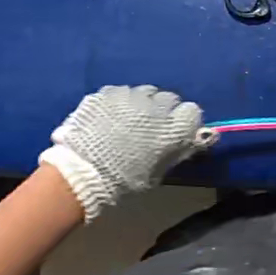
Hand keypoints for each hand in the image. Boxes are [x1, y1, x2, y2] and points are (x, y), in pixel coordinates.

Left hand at [39, 85, 213, 221]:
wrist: (83, 172)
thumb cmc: (123, 182)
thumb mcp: (156, 173)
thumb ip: (173, 152)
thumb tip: (186, 142)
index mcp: (173, 130)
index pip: (192, 112)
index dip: (183, 121)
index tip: (176, 130)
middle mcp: (155, 107)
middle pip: (169, 98)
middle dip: (162, 110)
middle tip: (150, 126)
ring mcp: (130, 96)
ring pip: (144, 92)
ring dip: (140, 104)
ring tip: (127, 119)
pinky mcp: (107, 92)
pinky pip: (120, 92)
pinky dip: (118, 101)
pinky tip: (108, 115)